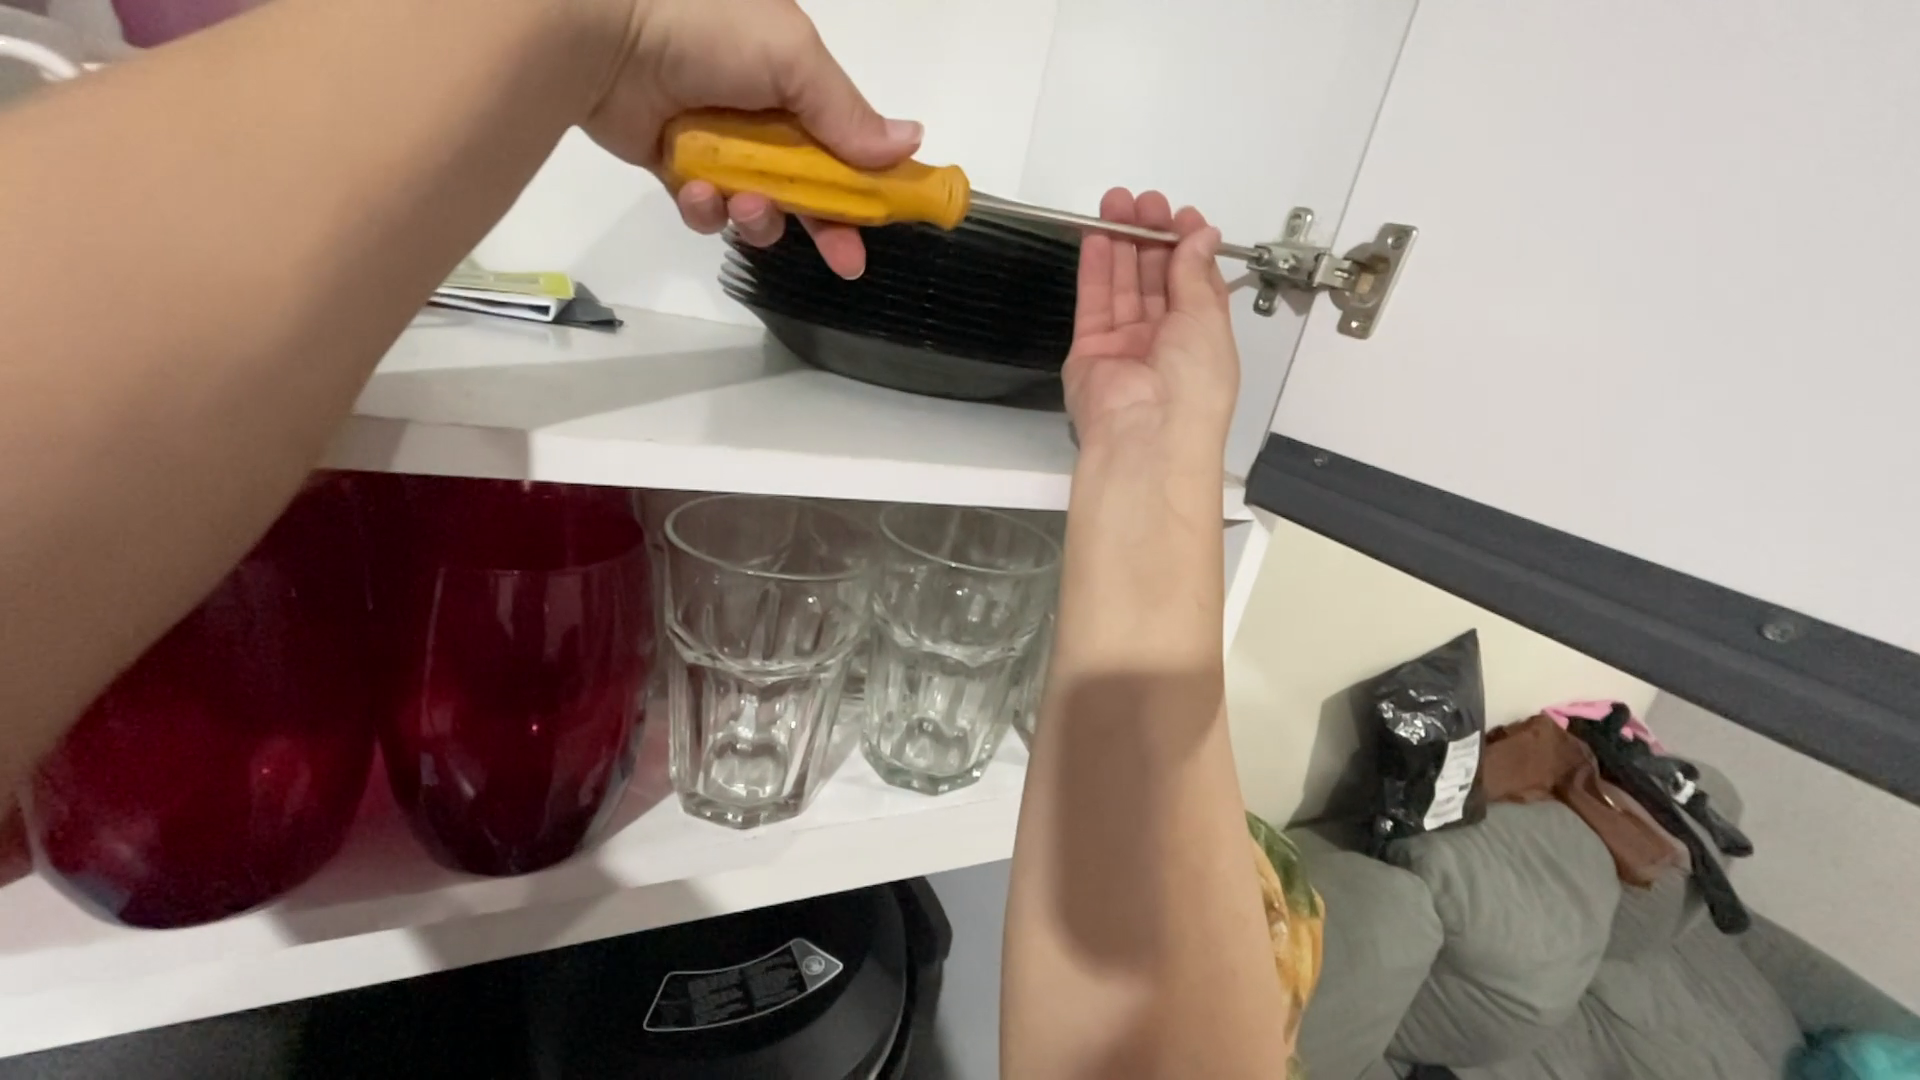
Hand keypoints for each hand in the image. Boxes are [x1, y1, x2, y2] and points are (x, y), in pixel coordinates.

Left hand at [583, 0, 920, 277]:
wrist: (600, 30)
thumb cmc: (707, 29)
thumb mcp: (794, 59)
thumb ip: (848, 112)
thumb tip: (912, 143)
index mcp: (796, 84)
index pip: (846, 146)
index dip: (868, 185)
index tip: (885, 220)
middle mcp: (764, 118)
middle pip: (811, 190)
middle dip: (828, 226)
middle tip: (846, 262)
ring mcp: (721, 148)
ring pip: (761, 209)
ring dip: (759, 216)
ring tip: (741, 202)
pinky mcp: (679, 171)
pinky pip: (709, 212)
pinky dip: (707, 210)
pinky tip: (697, 192)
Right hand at [1063, 188, 1239, 449]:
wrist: (1145, 435)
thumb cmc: (1193, 382)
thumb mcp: (1206, 320)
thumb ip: (1194, 273)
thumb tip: (1200, 233)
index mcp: (1201, 337)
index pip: (1193, 283)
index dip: (1187, 246)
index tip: (1181, 215)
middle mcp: (1163, 340)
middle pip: (1156, 279)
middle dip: (1150, 238)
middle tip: (1143, 202)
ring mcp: (1124, 345)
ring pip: (1122, 286)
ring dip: (1120, 244)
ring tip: (1116, 205)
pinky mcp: (1090, 349)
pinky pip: (1094, 303)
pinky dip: (1094, 269)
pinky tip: (1096, 237)